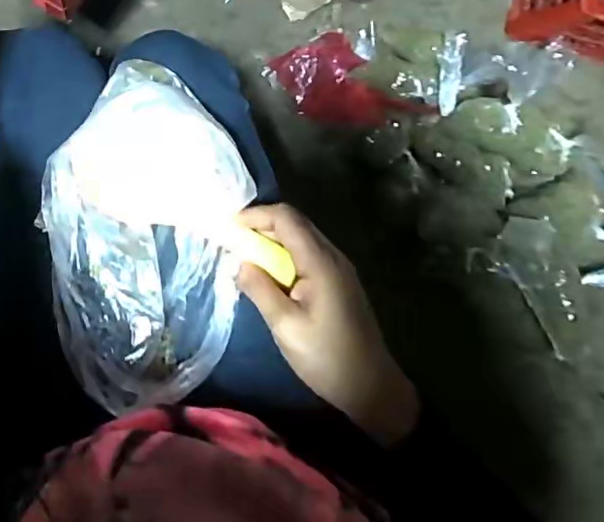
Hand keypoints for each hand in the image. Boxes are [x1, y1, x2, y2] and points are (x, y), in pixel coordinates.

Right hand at [236, 204, 420, 445]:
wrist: (373, 387)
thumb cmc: (327, 358)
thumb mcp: (286, 327)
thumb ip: (260, 290)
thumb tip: (237, 262)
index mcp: (320, 261)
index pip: (286, 218)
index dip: (257, 215)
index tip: (230, 226)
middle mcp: (332, 255)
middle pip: (295, 222)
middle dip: (262, 224)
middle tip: (234, 239)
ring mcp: (339, 267)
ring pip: (302, 236)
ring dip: (274, 238)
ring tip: (247, 253)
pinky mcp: (339, 280)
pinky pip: (309, 252)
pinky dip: (286, 252)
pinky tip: (272, 271)